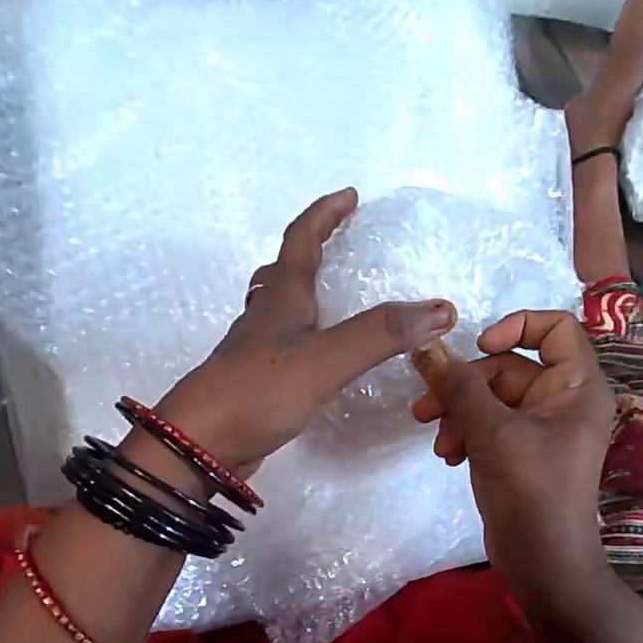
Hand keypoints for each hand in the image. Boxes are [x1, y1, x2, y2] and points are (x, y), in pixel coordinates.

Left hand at [152, 188, 457, 474]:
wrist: (201, 445)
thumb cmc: (257, 392)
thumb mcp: (325, 359)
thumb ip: (380, 335)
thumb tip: (440, 310)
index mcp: (280, 299)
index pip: (301, 240)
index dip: (325, 214)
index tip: (350, 196)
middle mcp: (265, 318)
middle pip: (285, 271)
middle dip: (312, 249)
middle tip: (340, 243)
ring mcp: (256, 352)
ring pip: (280, 309)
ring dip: (304, 293)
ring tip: (332, 296)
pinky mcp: (257, 384)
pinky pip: (285, 346)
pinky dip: (305, 336)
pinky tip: (318, 357)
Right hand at [410, 310, 619, 616]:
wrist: (543, 563)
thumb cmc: (531, 491)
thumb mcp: (492, 433)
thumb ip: (459, 387)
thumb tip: (425, 346)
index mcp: (577, 386)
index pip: (555, 328)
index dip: (515, 326)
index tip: (478, 346)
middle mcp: (562, 401)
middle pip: (508, 369)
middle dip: (464, 388)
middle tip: (424, 410)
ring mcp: (539, 430)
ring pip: (491, 400)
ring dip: (458, 416)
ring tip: (440, 446)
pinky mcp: (519, 454)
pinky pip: (488, 427)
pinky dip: (466, 436)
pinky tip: (450, 457)